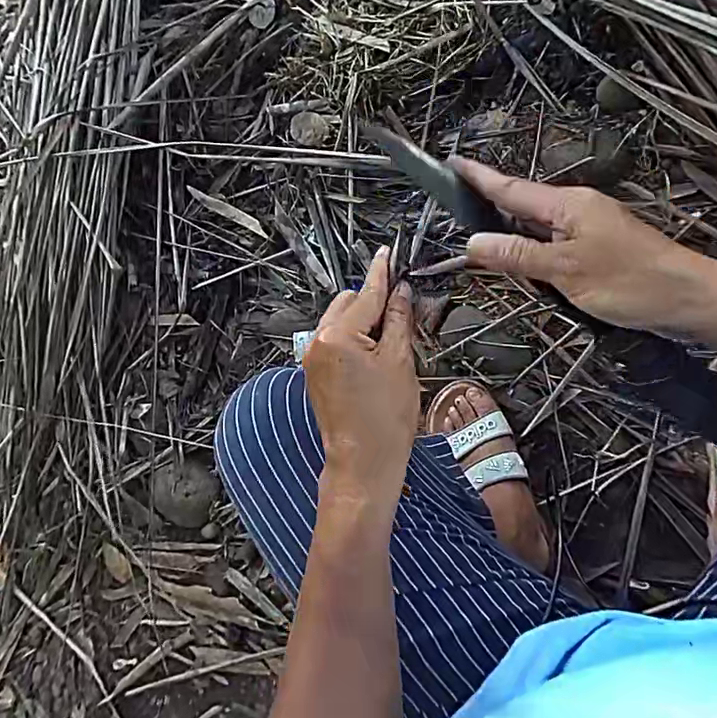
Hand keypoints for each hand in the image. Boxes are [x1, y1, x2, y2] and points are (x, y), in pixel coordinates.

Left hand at [303, 247, 418, 513]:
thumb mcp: (400, 361)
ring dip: (365, 322)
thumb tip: (401, 294)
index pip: (366, 293)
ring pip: (342, 320)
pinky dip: (355, 339)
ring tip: (391, 347)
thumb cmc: (383, 421)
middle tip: (403, 315)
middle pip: (350, 302)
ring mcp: (313, 358)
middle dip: (375, 304)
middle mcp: (318, 342)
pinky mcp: (315, 372)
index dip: (382, 272)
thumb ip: (399, 320)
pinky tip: (376, 358)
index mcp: (337, 336)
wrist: (364, 462)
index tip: (387, 255)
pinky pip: (336, 340)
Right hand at [450, 156, 716, 335]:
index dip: (478, 176)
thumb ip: (518, 255)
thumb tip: (474, 242)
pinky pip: (553, 243)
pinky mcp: (597, 248)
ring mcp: (588, 228)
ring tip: (482, 246)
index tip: (453, 163)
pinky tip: (526, 267)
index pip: (510, 187)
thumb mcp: (567, 270)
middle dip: (488, 208)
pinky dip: (533, 251)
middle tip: (456, 212)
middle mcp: (577, 209)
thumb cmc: (637, 282)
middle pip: (520, 206)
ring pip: (536, 227)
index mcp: (568, 205)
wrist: (693, 299)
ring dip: (510, 234)